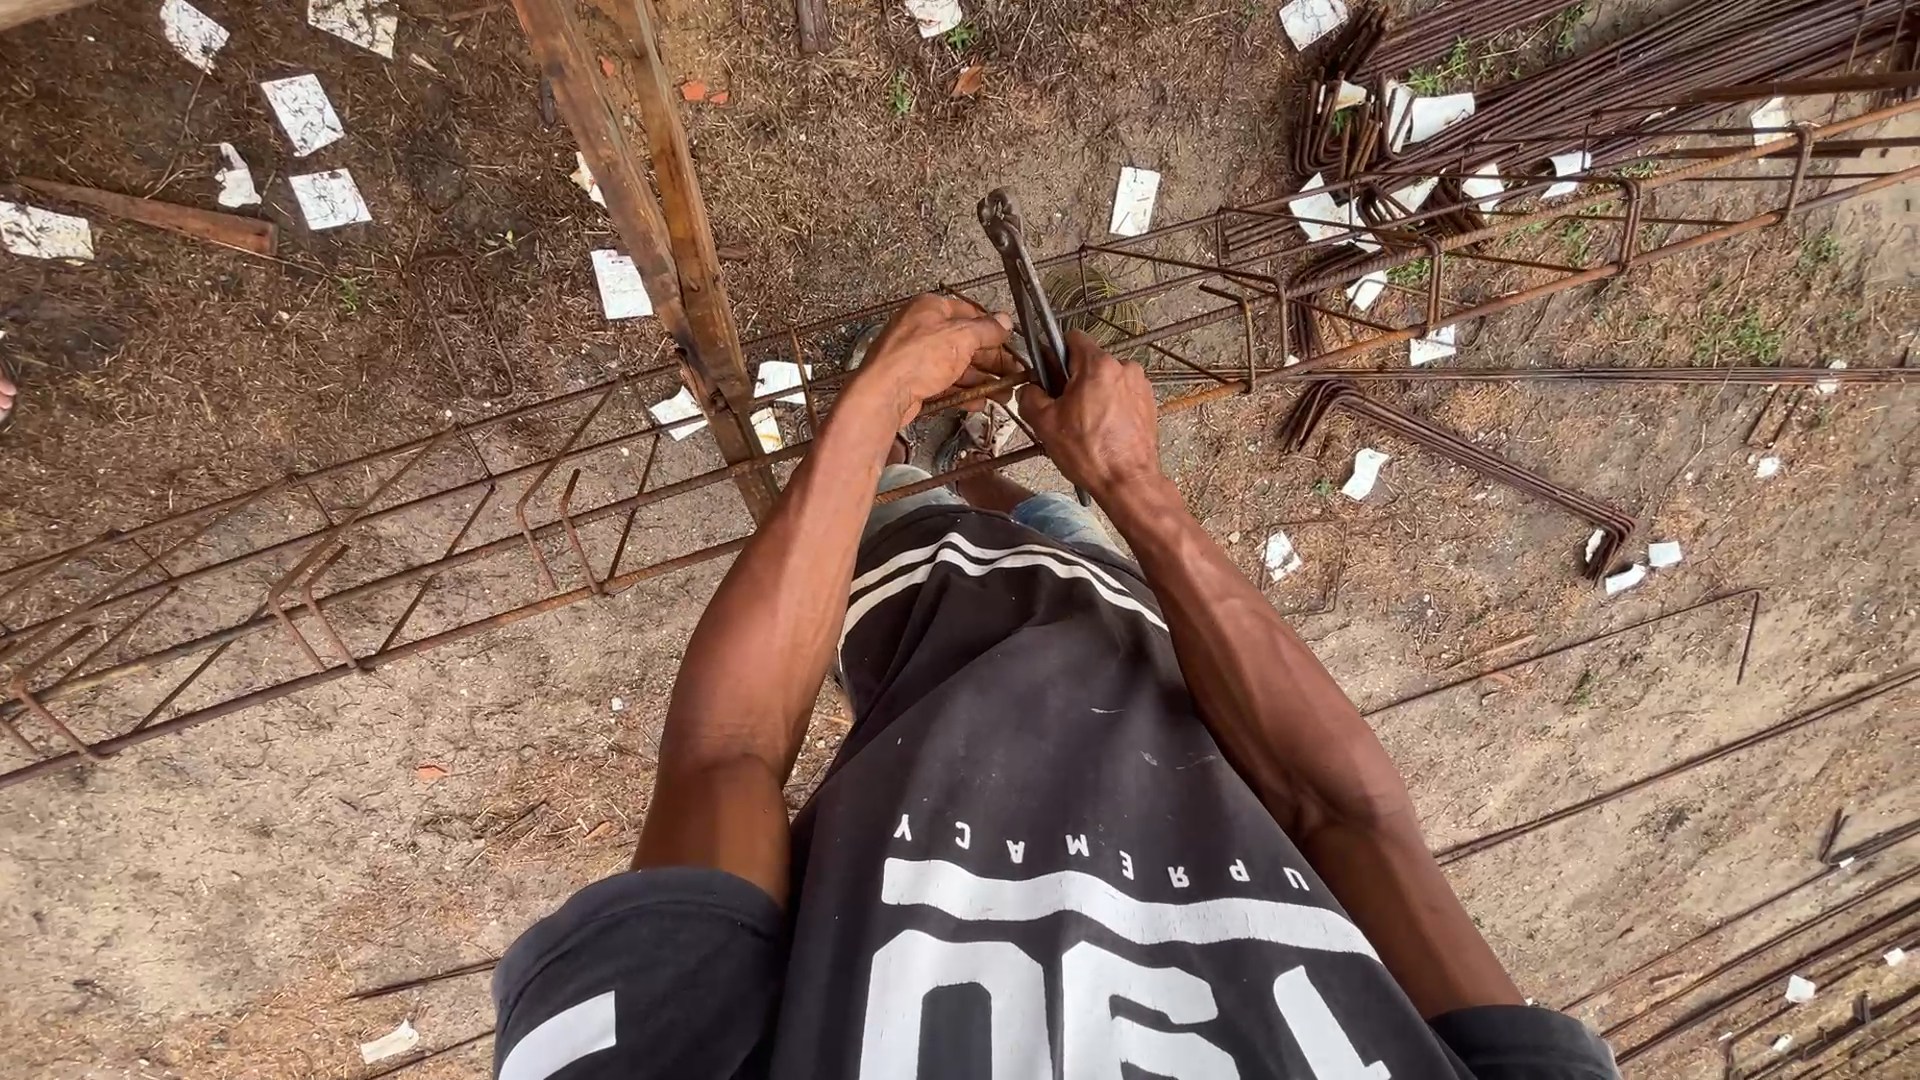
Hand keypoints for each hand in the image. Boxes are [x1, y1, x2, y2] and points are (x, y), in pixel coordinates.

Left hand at [853, 294, 1014, 423]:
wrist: (885, 393)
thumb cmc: (914, 358)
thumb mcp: (961, 337)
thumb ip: (986, 330)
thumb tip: (1003, 322)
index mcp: (930, 308)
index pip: (969, 313)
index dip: (992, 329)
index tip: (1008, 342)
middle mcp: (921, 330)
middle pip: (965, 343)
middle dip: (991, 360)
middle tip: (1011, 372)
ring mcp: (916, 358)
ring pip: (956, 367)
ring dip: (982, 380)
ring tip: (1002, 392)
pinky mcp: (914, 383)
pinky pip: (945, 385)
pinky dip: (964, 393)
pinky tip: (979, 401)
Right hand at [1019, 330, 1163, 496]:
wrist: (1127, 481)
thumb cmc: (1090, 454)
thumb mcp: (1044, 424)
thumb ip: (1030, 397)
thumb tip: (1030, 389)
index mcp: (1098, 365)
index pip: (1072, 339)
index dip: (1055, 355)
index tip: (1049, 374)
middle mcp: (1123, 368)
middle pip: (1089, 363)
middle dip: (1073, 381)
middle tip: (1063, 411)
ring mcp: (1139, 385)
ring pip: (1105, 380)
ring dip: (1092, 395)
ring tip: (1084, 426)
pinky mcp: (1148, 402)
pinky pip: (1121, 395)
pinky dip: (1110, 407)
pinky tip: (1102, 431)